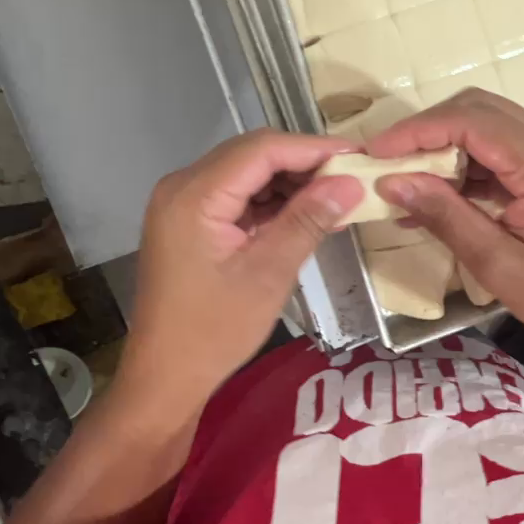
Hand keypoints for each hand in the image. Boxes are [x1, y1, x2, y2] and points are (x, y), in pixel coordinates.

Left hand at [121, 130, 362, 406]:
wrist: (166, 375)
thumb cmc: (215, 330)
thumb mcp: (268, 274)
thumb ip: (307, 220)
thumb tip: (351, 183)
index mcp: (195, 195)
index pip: (261, 149)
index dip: (313, 148)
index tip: (358, 156)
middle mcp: (182, 187)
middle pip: (252, 155)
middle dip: (303, 163)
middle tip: (352, 177)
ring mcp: (182, 205)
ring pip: (245, 175)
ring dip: (289, 183)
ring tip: (336, 197)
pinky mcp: (188, 223)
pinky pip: (235, 198)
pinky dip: (270, 203)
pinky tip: (304, 215)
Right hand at [365, 89, 523, 360]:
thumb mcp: (497, 263)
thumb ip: (446, 216)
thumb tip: (392, 182)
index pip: (470, 121)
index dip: (417, 130)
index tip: (374, 152)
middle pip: (477, 111)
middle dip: (425, 131)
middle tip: (383, 162)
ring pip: (485, 126)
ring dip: (442, 147)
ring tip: (400, 181)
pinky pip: (498, 152)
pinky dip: (463, 167)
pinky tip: (431, 198)